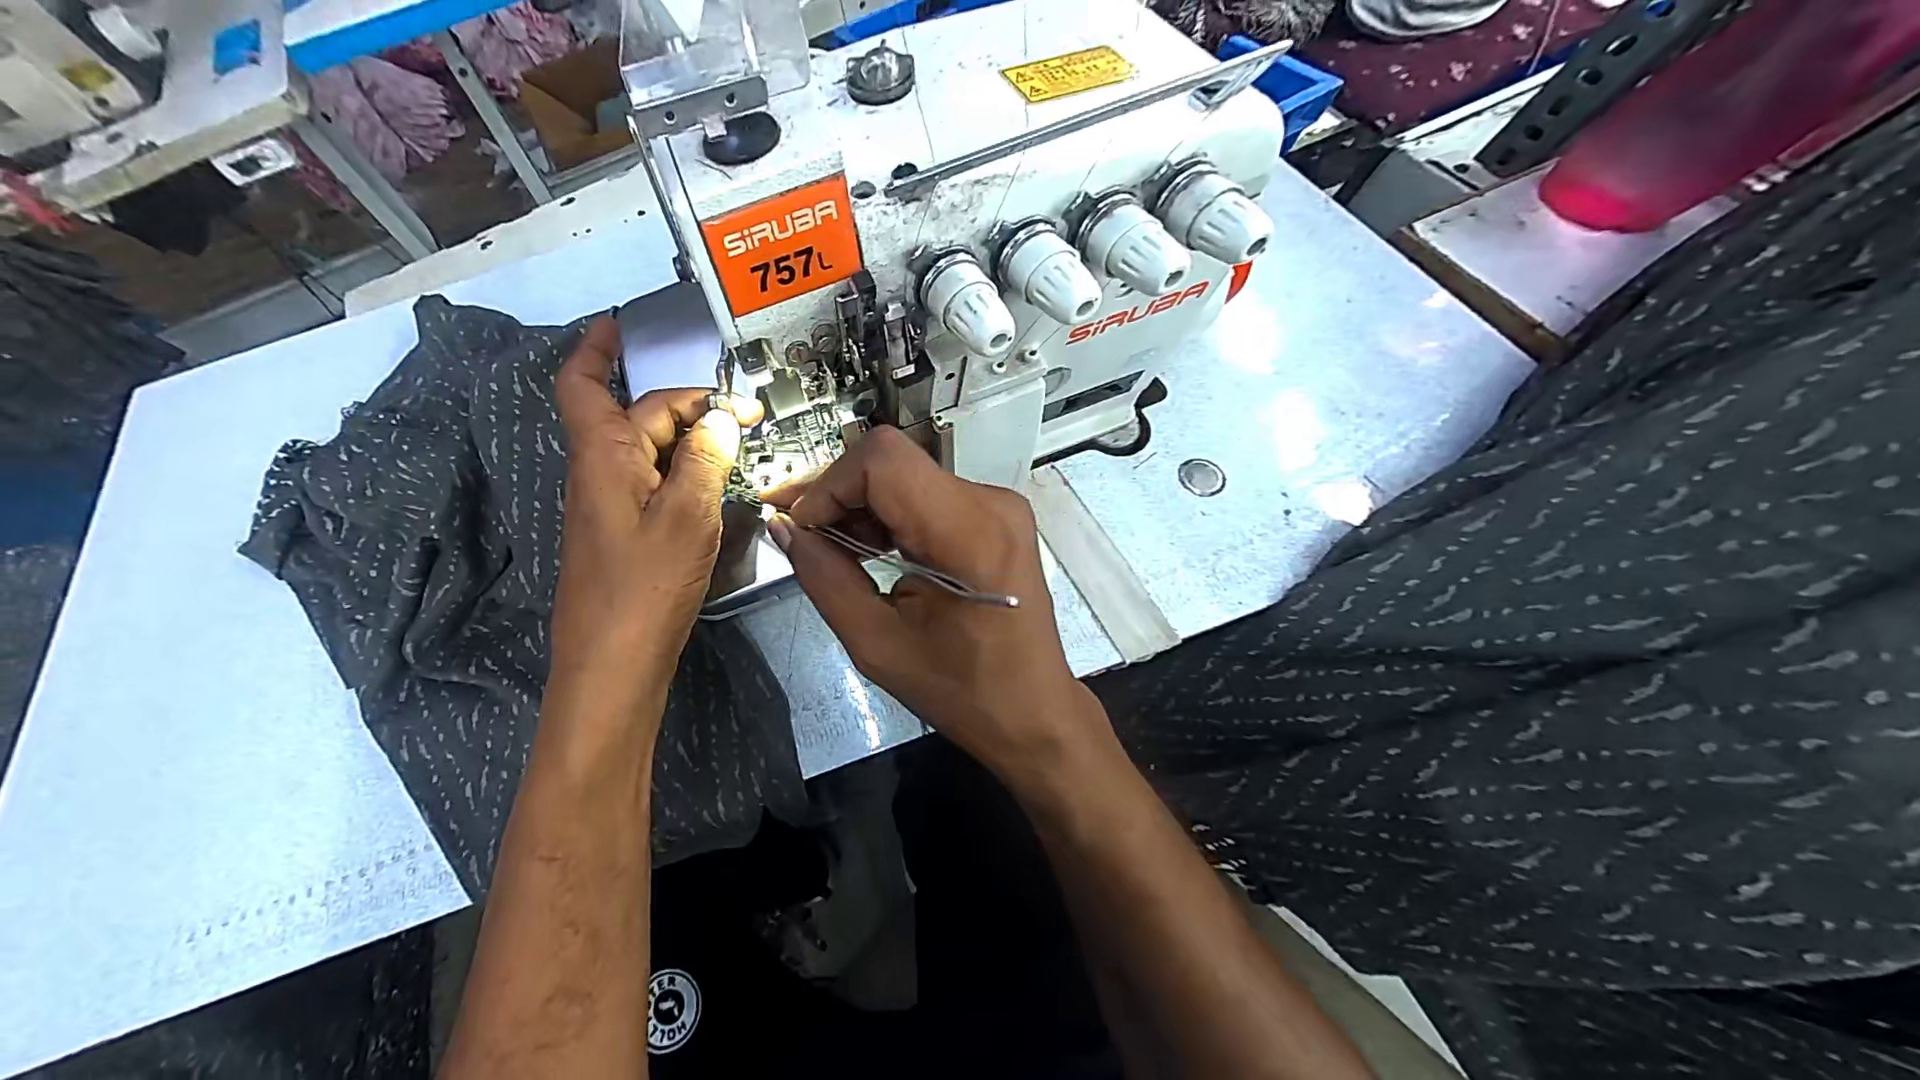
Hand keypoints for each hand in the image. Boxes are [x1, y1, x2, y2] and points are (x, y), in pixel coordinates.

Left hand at [550, 316, 763, 692]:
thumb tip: (720, 420)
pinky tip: (717, 481)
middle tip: (739, 410)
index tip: (621, 325)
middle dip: (682, 403)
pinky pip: (654, 482)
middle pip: (634, 417)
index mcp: (602, 458)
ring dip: (685, 436)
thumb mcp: (686, 517)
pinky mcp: (626, 534)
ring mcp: (611, 507)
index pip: (591, 387)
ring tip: (733, 438)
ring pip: (646, 451)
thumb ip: (705, 461)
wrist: (613, 663)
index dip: (598, 350)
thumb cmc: (644, 586)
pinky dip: (684, 469)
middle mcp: (599, 475)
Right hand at [768, 427, 1111, 784]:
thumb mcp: (877, 644)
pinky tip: (871, 548)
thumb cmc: (964, 691)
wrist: (1031, 708)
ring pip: (907, 473)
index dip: (828, 485)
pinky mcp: (996, 516)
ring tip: (834, 547)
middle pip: (893, 461)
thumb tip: (786, 529)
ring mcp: (999, 506)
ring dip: (861, 503)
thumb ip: (824, 578)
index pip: (883, 462)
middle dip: (837, 492)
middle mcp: (992, 504)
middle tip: (801, 532)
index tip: (801, 526)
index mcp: (970, 535)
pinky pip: (928, 492)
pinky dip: (890, 512)